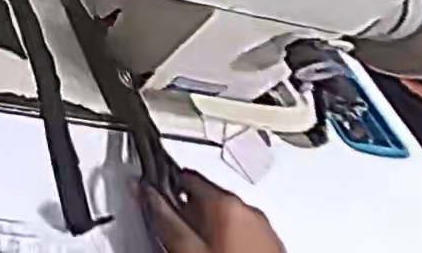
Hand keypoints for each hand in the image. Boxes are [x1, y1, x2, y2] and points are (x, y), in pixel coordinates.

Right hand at [140, 170, 284, 252]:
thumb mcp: (189, 252)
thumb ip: (165, 220)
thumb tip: (147, 194)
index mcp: (227, 203)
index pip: (186, 177)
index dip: (165, 188)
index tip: (153, 199)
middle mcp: (250, 211)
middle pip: (206, 199)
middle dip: (188, 214)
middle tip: (175, 238)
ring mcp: (266, 233)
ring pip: (225, 220)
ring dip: (208, 231)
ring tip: (196, 252)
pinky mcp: (275, 251)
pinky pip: (243, 236)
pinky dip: (228, 244)